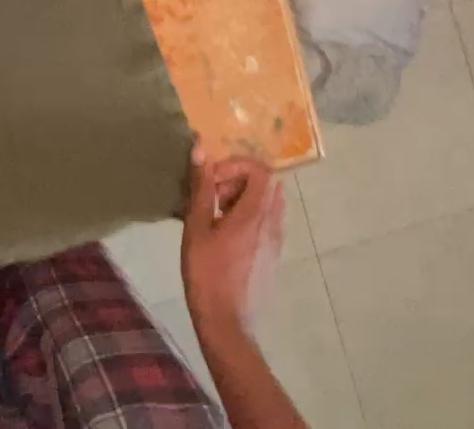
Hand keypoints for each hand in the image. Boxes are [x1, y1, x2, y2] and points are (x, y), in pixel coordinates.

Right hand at [180, 146, 283, 330]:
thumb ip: (202, 186)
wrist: (227, 324)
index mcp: (255, 214)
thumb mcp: (196, 226)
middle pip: (266, 184)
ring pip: (268, 203)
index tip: (213, 180)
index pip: (261, 170)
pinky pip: (267, 222)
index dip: (236, 165)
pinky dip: (249, 216)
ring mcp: (277, 242)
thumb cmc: (206, 273)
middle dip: (238, 180)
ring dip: (243, 198)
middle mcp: (273, 224)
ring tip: (217, 217)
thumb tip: (201, 148)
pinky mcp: (274, 256)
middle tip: (213, 197)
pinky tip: (225, 237)